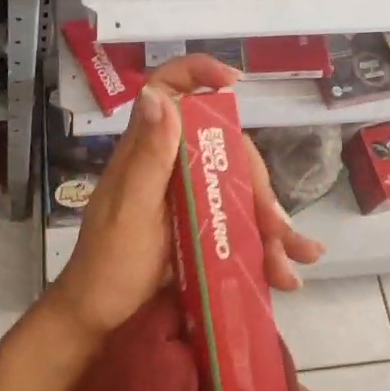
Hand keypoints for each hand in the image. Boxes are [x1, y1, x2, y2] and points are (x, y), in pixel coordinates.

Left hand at [46, 54, 324, 340]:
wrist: (100, 316)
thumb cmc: (108, 261)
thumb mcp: (130, 209)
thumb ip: (148, 155)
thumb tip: (159, 95)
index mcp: (148, 148)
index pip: (169, 90)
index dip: (198, 74)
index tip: (233, 81)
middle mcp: (171, 162)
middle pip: (225, 147)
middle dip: (257, 184)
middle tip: (276, 227)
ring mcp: (188, 193)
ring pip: (240, 186)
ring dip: (270, 224)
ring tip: (289, 266)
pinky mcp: (201, 224)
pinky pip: (242, 221)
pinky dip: (268, 245)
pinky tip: (287, 273)